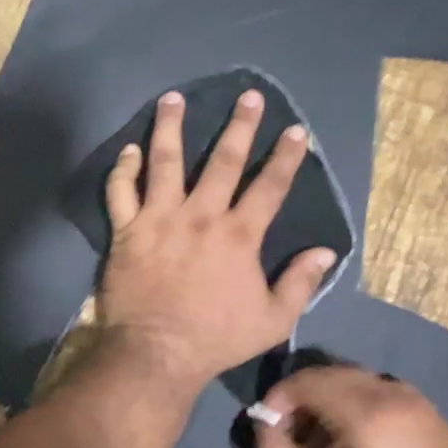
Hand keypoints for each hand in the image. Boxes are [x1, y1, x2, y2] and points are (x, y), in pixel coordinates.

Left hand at [96, 89, 337, 389]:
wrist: (156, 351)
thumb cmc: (216, 337)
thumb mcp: (272, 319)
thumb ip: (300, 283)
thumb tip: (326, 251)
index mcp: (238, 235)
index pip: (270, 187)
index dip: (286, 157)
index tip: (296, 130)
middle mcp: (200, 215)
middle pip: (223, 161)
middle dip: (240, 126)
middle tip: (248, 96)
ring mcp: (160, 218)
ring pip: (165, 162)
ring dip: (170, 127)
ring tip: (173, 98)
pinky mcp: (127, 230)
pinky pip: (121, 192)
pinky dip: (123, 169)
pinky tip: (129, 149)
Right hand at [252, 365, 447, 447]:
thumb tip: (263, 425)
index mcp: (366, 413)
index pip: (307, 380)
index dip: (280, 396)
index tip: (270, 423)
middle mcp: (397, 396)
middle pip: (336, 374)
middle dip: (307, 395)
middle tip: (294, 429)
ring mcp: (425, 405)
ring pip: (365, 382)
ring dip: (337, 399)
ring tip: (328, 438)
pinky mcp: (442, 420)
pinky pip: (393, 399)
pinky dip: (368, 408)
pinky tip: (366, 446)